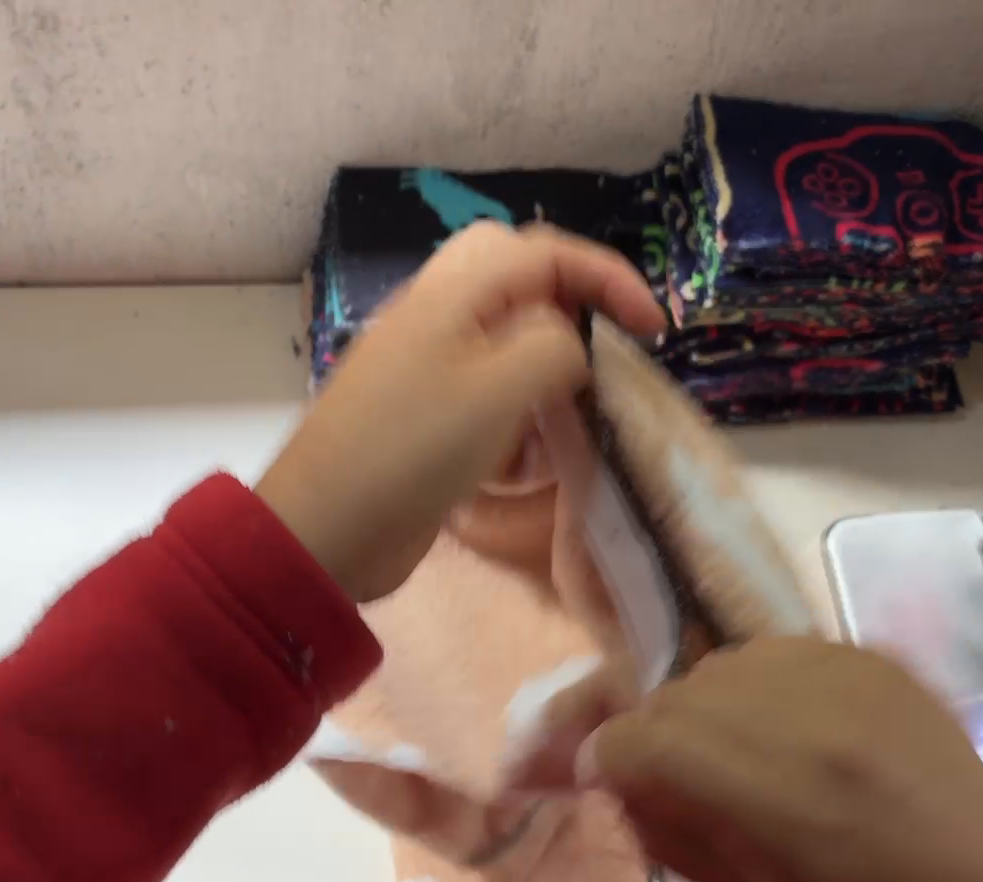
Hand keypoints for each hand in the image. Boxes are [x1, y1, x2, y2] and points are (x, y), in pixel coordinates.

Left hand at [257, 222, 664, 601]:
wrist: (328, 527)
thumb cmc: (414, 450)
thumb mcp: (500, 388)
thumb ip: (556, 346)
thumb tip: (572, 346)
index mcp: (453, 293)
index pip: (546, 253)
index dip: (609, 278)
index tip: (654, 330)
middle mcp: (439, 319)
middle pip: (522, 293)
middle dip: (571, 326)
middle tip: (601, 368)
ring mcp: (428, 370)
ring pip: (508, 352)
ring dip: (544, 388)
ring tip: (557, 435)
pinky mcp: (426, 419)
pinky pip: (487, 403)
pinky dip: (515, 427)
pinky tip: (518, 466)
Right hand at [579, 638, 982, 881]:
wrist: (975, 850)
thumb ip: (662, 828)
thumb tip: (609, 775)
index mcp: (768, 790)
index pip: (640, 741)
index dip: (601, 753)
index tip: (596, 770)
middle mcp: (790, 712)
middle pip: (668, 696)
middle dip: (645, 731)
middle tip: (658, 761)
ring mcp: (825, 667)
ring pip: (709, 667)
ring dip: (695, 704)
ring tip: (725, 740)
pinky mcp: (848, 645)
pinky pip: (760, 650)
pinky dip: (745, 684)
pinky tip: (773, 716)